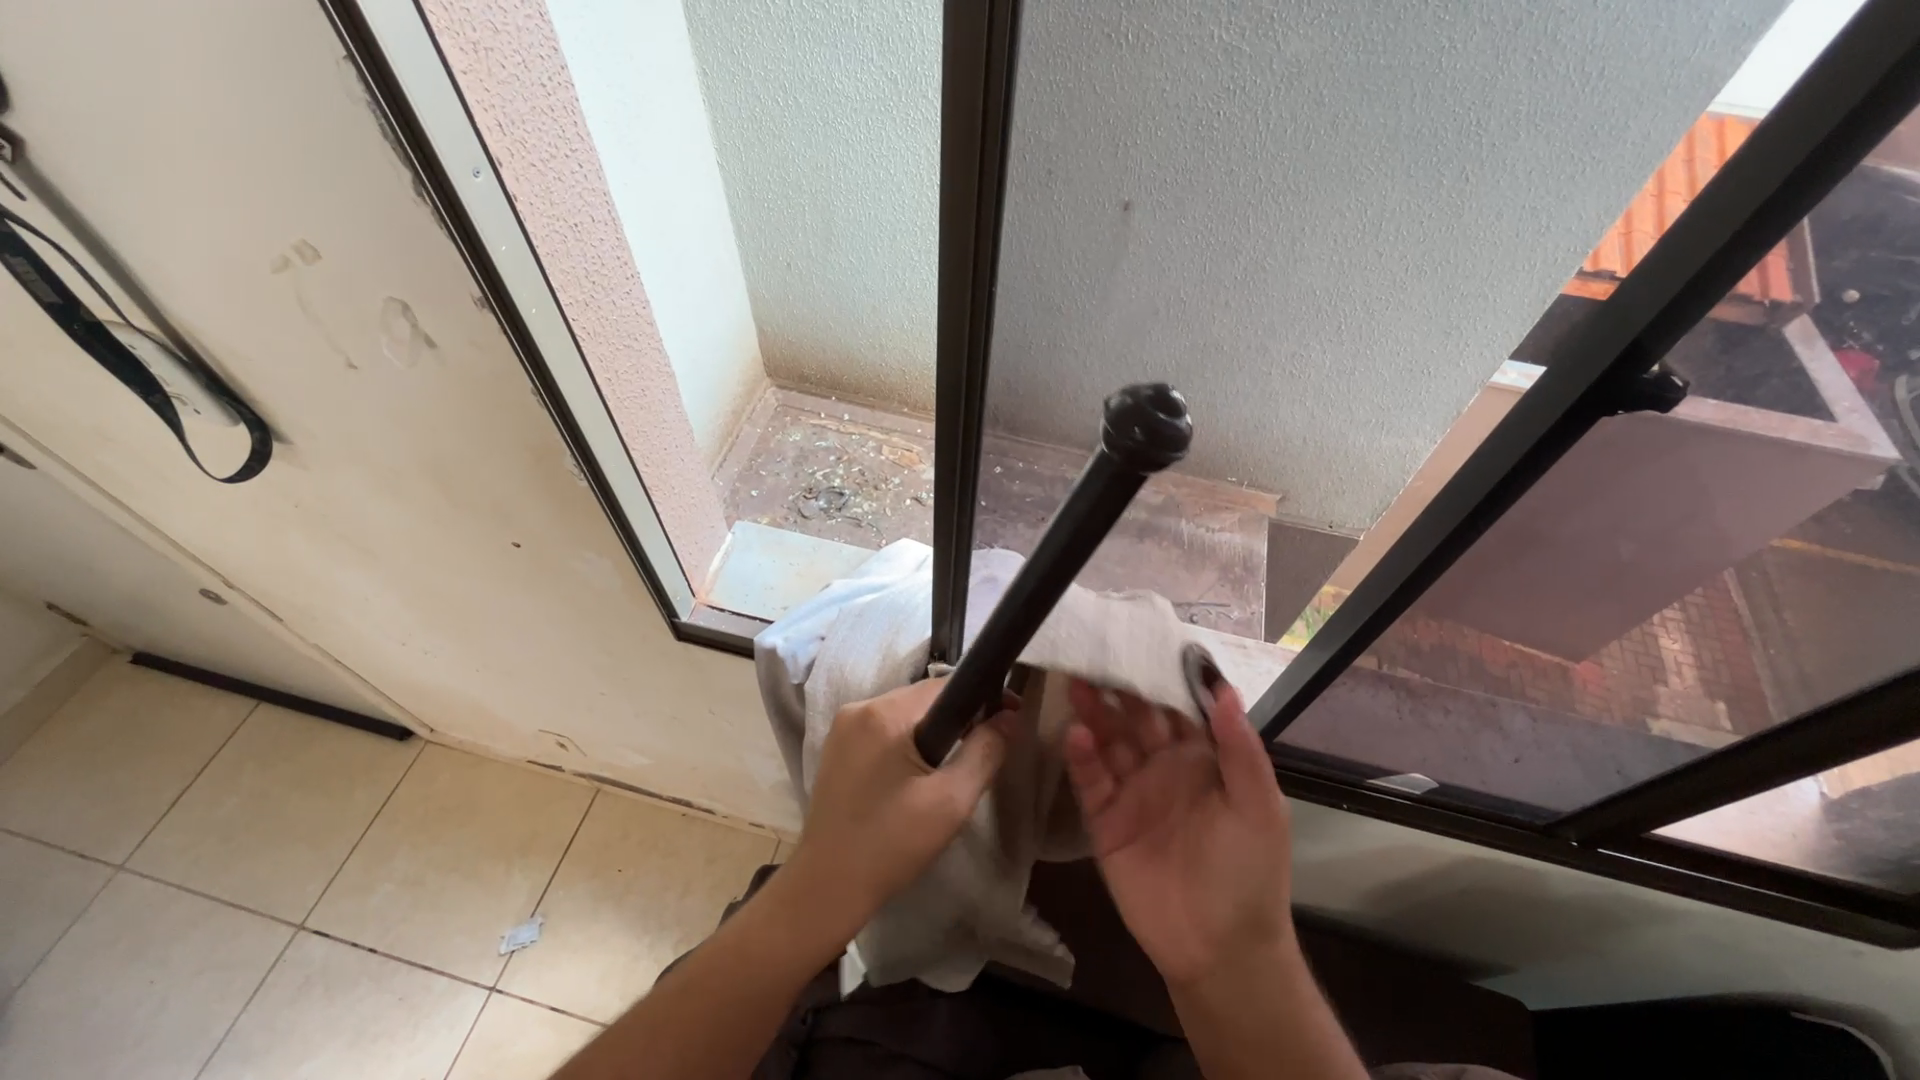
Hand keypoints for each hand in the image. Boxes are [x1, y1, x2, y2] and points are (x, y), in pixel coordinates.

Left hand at [785, 678, 1013, 936]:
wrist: (828, 886)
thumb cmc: (892, 844)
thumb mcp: (951, 801)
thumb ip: (985, 752)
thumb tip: (1009, 717)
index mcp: (884, 713)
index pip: (945, 685)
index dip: (982, 698)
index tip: (1009, 718)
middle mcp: (858, 708)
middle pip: (923, 698)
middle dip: (957, 718)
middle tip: (984, 750)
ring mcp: (842, 729)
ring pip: (903, 715)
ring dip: (932, 732)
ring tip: (952, 767)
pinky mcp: (837, 750)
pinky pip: (883, 731)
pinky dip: (907, 744)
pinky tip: (917, 776)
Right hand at [1063, 677, 1292, 985]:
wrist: (1219, 948)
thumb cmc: (1249, 872)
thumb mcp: (1260, 807)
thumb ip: (1240, 749)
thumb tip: (1223, 688)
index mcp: (1203, 762)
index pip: (1176, 710)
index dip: (1159, 681)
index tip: (1140, 646)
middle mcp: (1163, 770)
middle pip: (1135, 720)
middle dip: (1117, 691)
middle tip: (1095, 657)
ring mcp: (1132, 795)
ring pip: (1108, 744)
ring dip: (1093, 715)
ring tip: (1076, 685)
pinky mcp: (1105, 823)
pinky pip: (1091, 782)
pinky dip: (1081, 758)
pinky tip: (1076, 736)